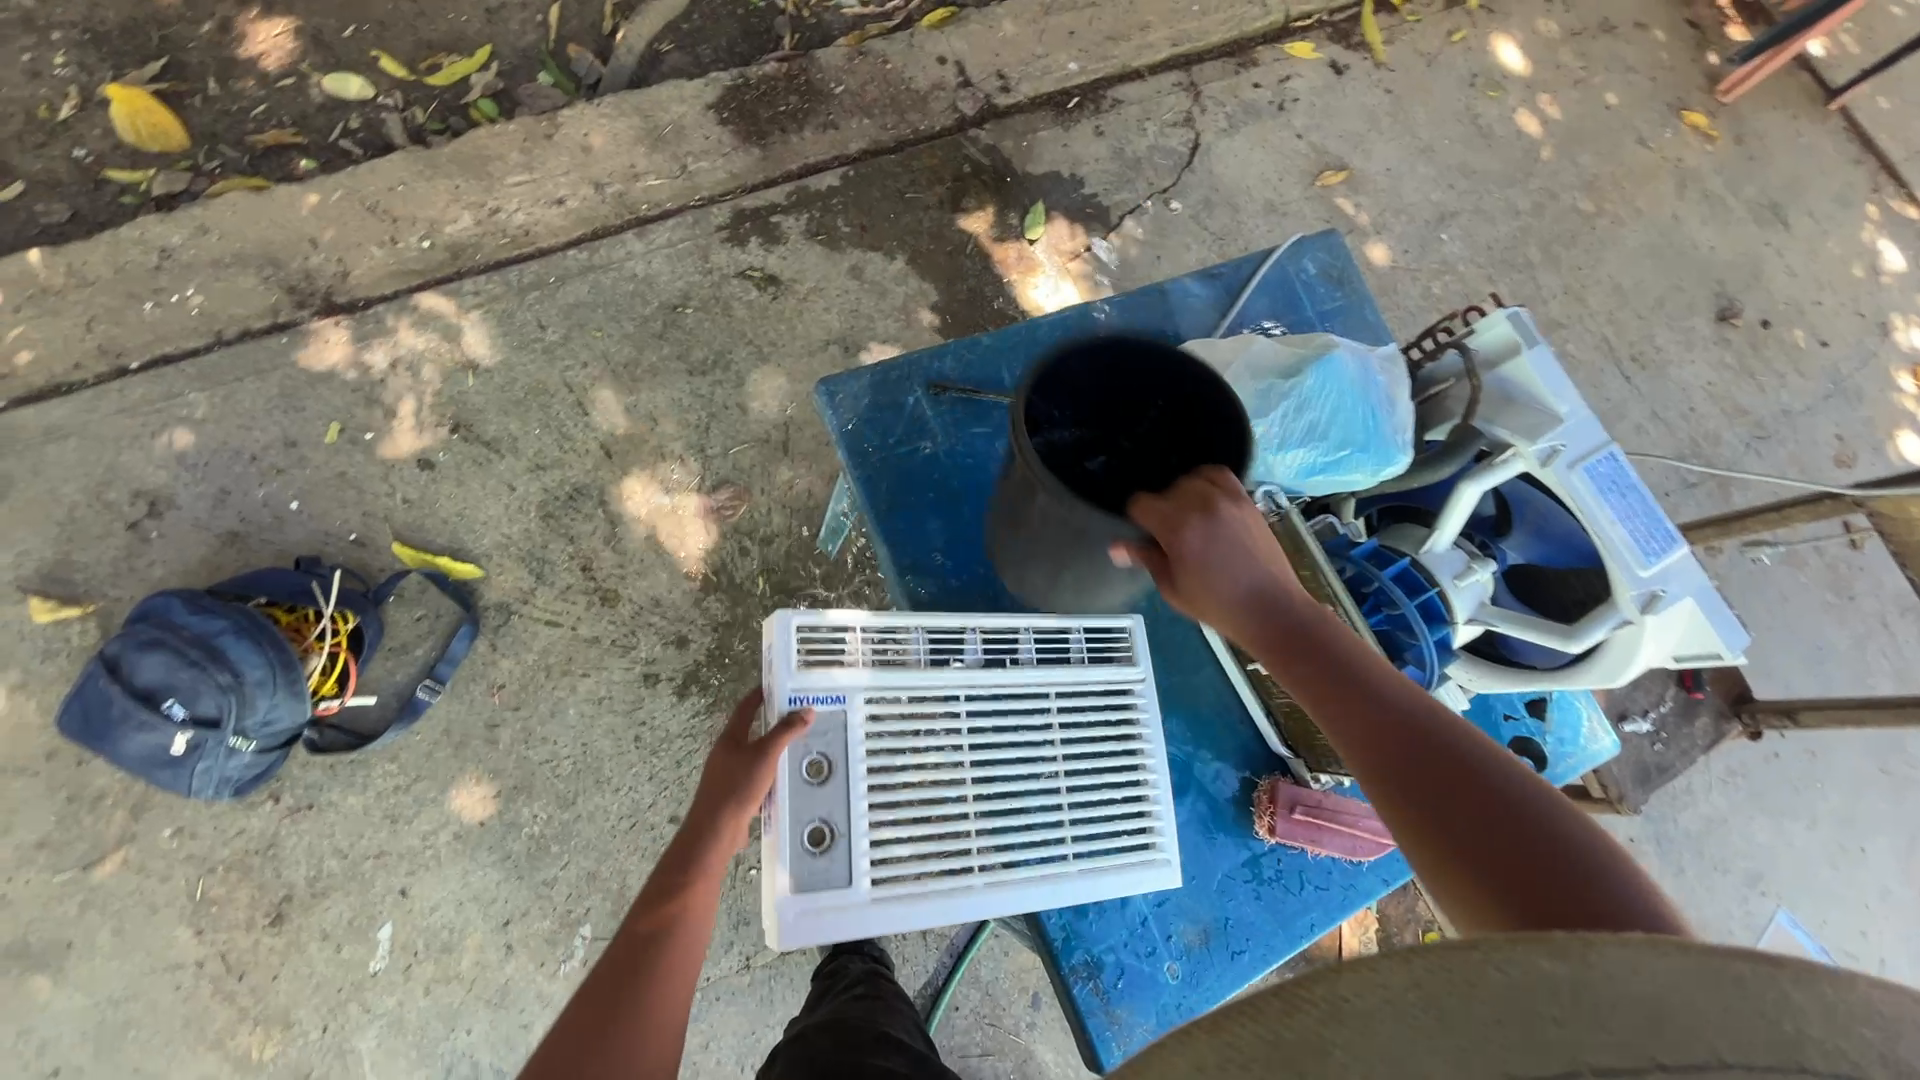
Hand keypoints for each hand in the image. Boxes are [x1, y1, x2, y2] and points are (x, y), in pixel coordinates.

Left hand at [686, 688, 812, 852]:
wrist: (716, 830)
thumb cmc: (738, 786)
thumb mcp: (766, 755)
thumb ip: (785, 732)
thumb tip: (807, 710)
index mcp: (730, 738)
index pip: (746, 707)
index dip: (759, 694)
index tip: (776, 684)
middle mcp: (727, 752)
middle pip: (750, 730)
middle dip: (771, 721)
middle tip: (796, 715)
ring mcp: (728, 773)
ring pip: (754, 754)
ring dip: (772, 748)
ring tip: (797, 745)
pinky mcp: (734, 793)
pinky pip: (755, 774)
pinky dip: (771, 771)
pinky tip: (785, 778)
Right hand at [1111, 466, 1311, 646]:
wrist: (1269, 608)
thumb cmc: (1216, 605)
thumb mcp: (1171, 587)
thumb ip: (1145, 559)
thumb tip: (1116, 547)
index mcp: (1177, 528)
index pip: (1140, 504)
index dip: (1136, 519)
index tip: (1143, 535)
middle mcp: (1200, 505)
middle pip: (1165, 491)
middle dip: (1161, 510)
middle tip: (1168, 535)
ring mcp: (1226, 498)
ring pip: (1190, 479)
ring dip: (1183, 494)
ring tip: (1189, 517)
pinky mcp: (1246, 499)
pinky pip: (1219, 475)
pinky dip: (1207, 483)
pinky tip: (1207, 502)